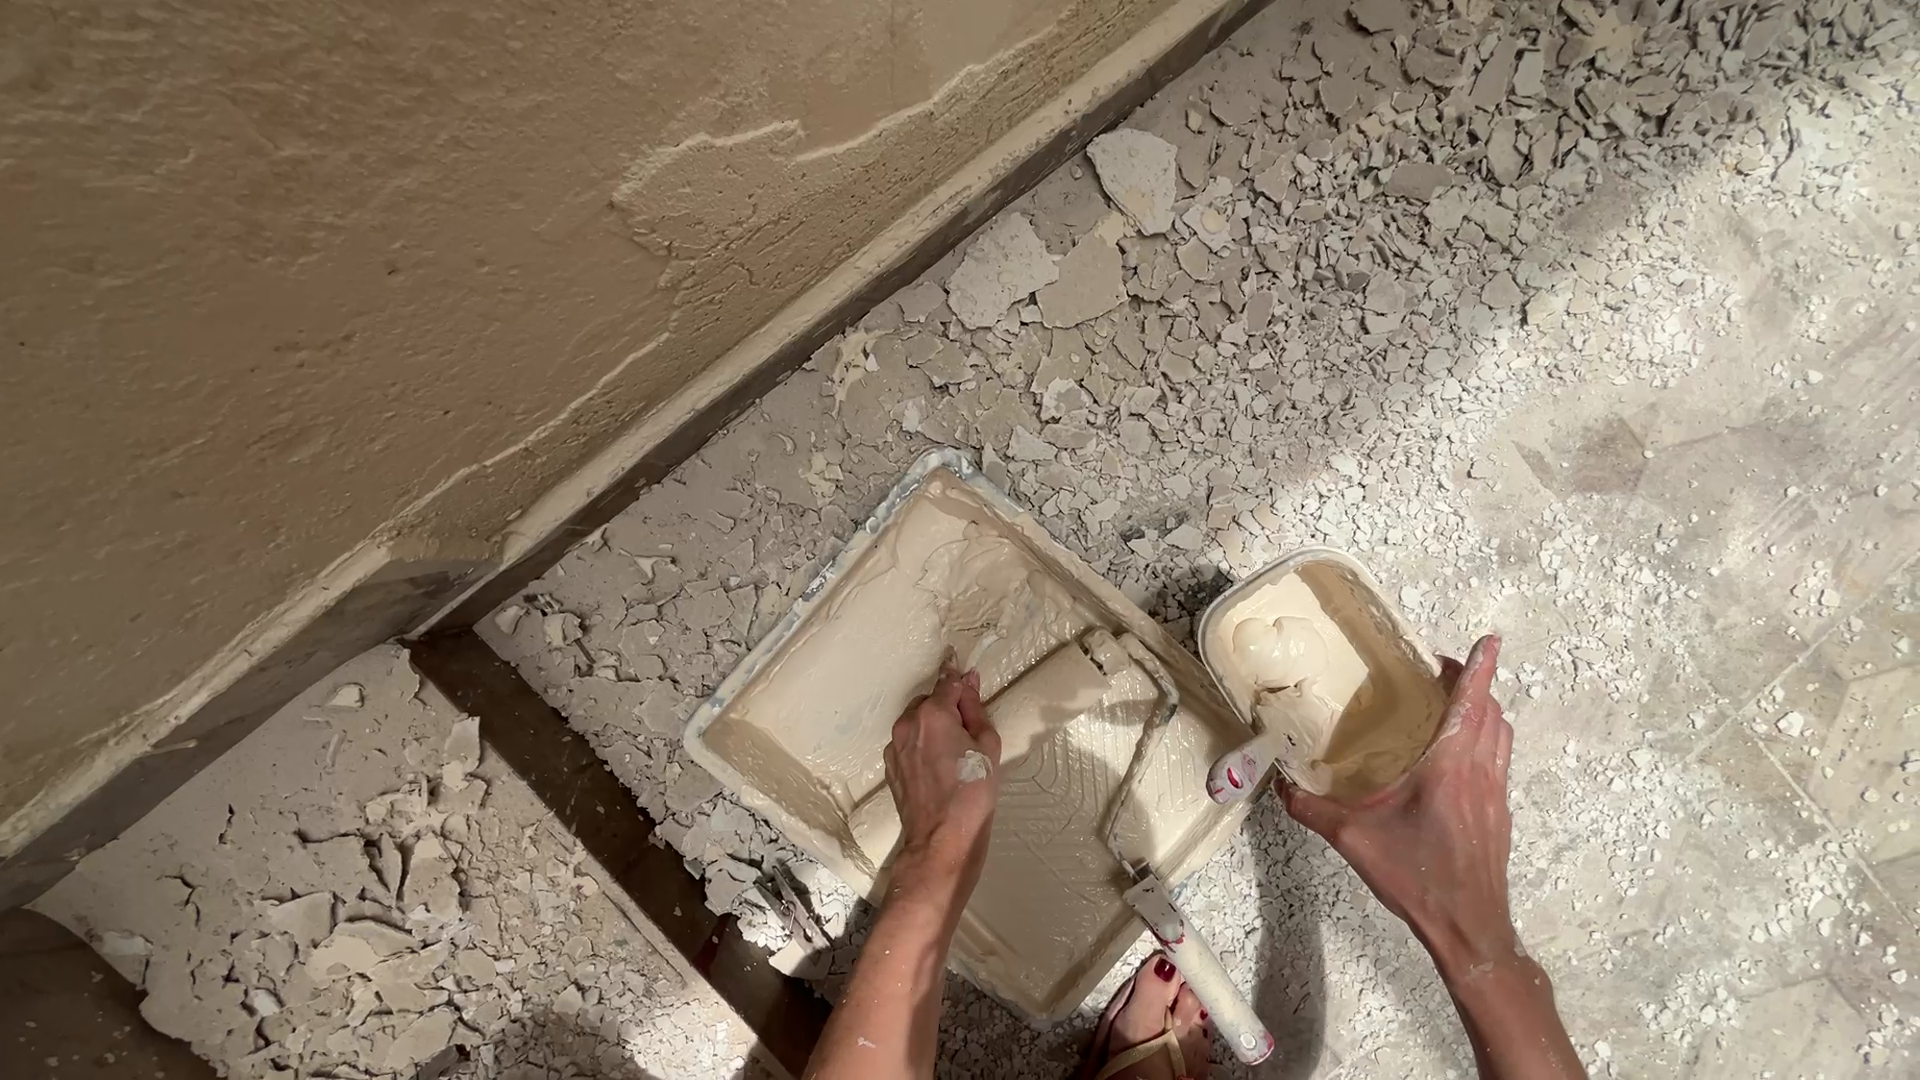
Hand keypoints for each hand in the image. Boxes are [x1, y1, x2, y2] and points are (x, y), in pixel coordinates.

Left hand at [885, 665, 1002, 888]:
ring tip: (953, 754)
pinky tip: (938, 767)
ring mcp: (895, 746)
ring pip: (916, 722)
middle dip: (947, 708)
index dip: (961, 680)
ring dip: (933, 727)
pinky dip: (922, 746)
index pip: (947, 682)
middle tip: (968, 732)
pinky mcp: (890, 766)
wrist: (942, 838)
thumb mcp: (986, 744)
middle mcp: (907, 724)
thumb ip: (975, 708)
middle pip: (929, 702)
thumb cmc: (971, 791)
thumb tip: (968, 683)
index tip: (970, 678)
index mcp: (932, 713)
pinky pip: (908, 743)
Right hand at [1280, 635, 1518, 974]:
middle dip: (1475, 684)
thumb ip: (1309, 807)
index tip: (1489, 641)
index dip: (1480, 669)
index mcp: (1449, 768)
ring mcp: (1495, 795)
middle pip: (1491, 714)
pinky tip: (1454, 751)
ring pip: (1501, 736)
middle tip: (1442, 669)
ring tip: (1452, 701)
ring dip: (1484, 710)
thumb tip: (1279, 785)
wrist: (1469, 930)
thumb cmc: (1417, 877)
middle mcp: (1479, 773)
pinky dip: (1485, 737)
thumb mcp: (1351, 838)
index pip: (1471, 705)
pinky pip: (1498, 759)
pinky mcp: (1498, 814)